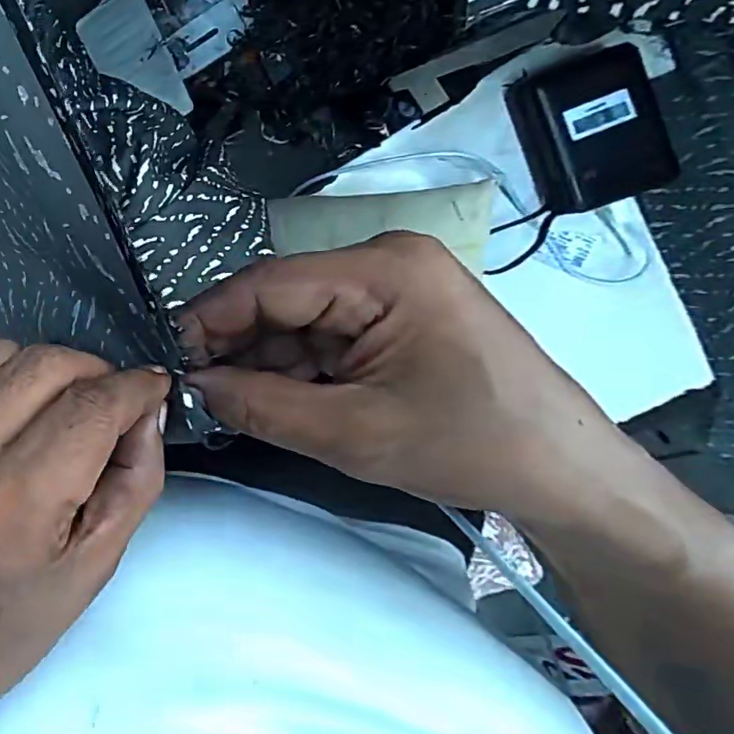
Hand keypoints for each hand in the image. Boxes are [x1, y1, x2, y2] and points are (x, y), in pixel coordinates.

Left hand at [0, 341, 171, 733]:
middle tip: (112, 407)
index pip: (93, 406)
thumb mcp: (97, 564)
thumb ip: (138, 478)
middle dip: (98, 372)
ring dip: (54, 372)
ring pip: (8, 353)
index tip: (155, 390)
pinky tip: (13, 429)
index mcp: (15, 503)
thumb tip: (148, 408)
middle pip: (50, 363)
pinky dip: (7, 385)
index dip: (136, 388)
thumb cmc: (12, 625)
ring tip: (65, 415)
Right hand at [177, 232, 650, 525]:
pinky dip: (298, 370)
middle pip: (284, 299)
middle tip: (196, 391)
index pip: (270, 282)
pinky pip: (328, 337)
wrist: (561, 469)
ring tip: (231, 404)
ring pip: (301, 322)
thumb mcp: (355, 434)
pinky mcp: (397, 318)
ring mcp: (394, 290)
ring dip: (267, 363)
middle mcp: (386, 264)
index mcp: (384, 271)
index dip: (211, 319)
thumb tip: (197, 386)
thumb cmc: (475, 444)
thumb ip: (263, 406)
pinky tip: (274, 399)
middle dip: (238, 347)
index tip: (172, 358)